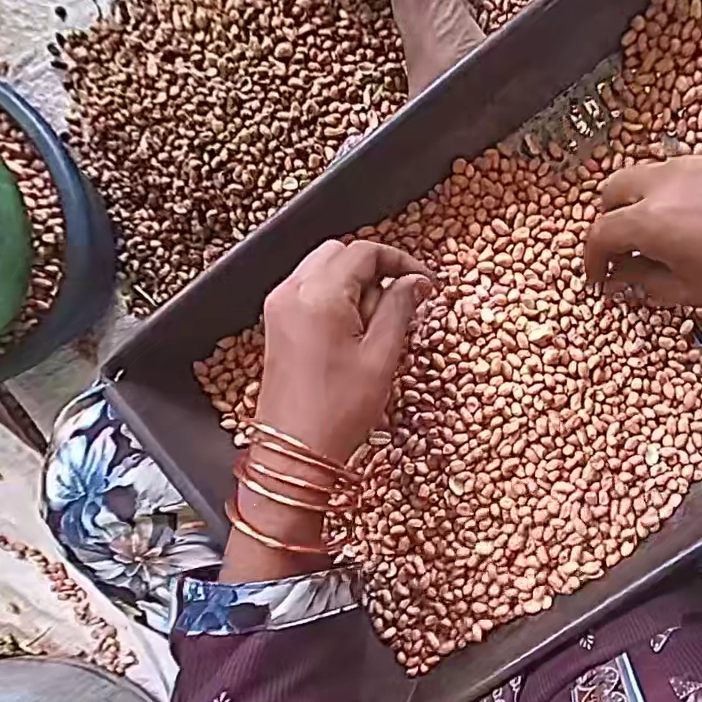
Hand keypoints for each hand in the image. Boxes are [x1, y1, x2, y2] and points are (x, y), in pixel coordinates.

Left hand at [255, 239, 434, 464]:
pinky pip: (311, 290)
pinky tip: (355, 329)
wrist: (294, 449)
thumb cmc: (340, 409)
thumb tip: (416, 282)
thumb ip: (399, 309)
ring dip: (356, 283)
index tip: (425, 282)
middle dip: (376, 269)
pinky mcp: (277, 322)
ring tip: (379, 322)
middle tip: (403, 300)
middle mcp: (292, 291)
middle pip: (340, 253)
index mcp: (319, 295)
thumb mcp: (381, 357)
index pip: (364, 252)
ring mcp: (279, 306)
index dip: (401, 261)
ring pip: (324, 268)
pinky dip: (337, 296)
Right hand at [585, 151, 701, 318]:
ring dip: (639, 202)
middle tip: (622, 250)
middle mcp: (668, 181)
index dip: (592, 258)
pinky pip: (682, 169)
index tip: (598, 275)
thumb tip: (622, 275)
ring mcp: (700, 162)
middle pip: (613, 189)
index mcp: (653, 219)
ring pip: (647, 174)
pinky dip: (672, 191)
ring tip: (658, 235)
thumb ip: (646, 280)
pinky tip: (693, 218)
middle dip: (609, 219)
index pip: (601, 232)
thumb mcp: (692, 292)